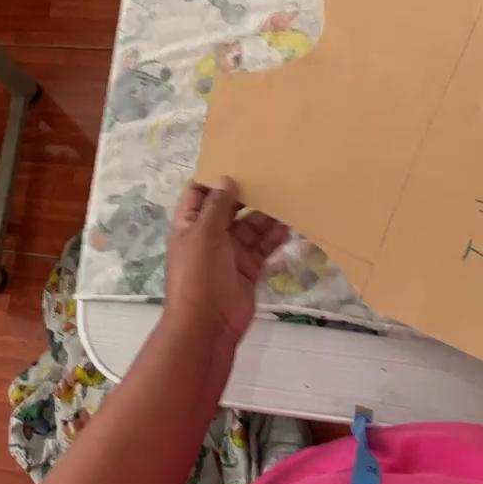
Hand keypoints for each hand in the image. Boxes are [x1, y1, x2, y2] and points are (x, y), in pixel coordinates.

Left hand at [163, 178, 290, 347]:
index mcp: (190, 223)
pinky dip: (275, 237)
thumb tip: (226, 178)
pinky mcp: (248, 268)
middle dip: (247, 193)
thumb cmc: (199, 274)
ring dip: (266, 214)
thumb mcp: (204, 234)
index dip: (214, 178)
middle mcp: (209, 234)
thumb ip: (217, 206)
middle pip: (229, 207)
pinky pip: (263, 247)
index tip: (237, 159)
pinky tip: (292, 224)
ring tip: (288, 195)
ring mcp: (229, 252)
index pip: (199, 193)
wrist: (207, 325)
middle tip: (271, 173)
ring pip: (250, 226)